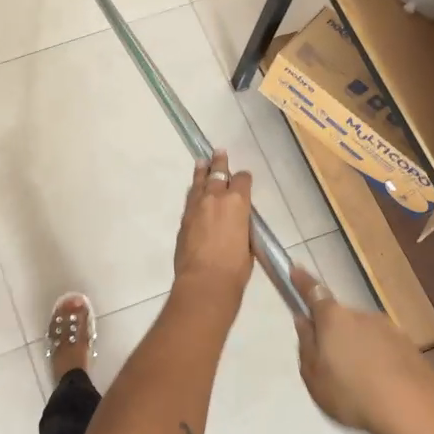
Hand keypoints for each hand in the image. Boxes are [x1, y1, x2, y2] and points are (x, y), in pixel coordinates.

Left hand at [173, 150, 254, 304]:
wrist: (205, 281)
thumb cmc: (235, 268)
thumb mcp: (249, 244)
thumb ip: (243, 227)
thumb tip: (238, 223)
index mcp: (238, 202)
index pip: (242, 180)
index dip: (244, 178)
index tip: (244, 178)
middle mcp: (216, 198)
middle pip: (217, 174)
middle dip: (219, 163)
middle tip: (218, 152)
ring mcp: (197, 207)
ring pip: (199, 183)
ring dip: (202, 173)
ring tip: (202, 162)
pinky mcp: (184, 219)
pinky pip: (190, 199)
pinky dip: (194, 192)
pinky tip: (194, 190)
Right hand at [288, 266, 433, 433]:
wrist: (415, 413)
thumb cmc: (352, 394)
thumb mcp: (314, 377)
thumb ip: (306, 346)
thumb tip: (304, 321)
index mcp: (334, 319)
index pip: (313, 291)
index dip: (302, 281)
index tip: (294, 268)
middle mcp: (362, 315)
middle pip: (340, 318)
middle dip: (333, 333)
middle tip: (328, 364)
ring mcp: (390, 330)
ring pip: (364, 335)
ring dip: (357, 350)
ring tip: (356, 384)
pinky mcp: (410, 348)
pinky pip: (384, 350)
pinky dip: (378, 362)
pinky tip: (379, 388)